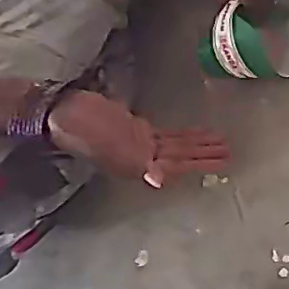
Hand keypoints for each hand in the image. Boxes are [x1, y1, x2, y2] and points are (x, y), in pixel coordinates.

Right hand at [46, 90, 229, 187]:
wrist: (57, 109)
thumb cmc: (76, 126)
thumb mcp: (102, 144)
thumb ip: (130, 161)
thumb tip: (156, 179)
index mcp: (135, 162)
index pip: (175, 165)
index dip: (198, 162)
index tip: (221, 162)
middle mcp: (142, 156)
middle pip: (181, 156)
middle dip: (205, 155)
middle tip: (231, 153)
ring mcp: (141, 143)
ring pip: (178, 146)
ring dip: (201, 145)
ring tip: (224, 144)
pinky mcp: (138, 130)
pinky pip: (168, 136)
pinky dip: (186, 135)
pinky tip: (201, 134)